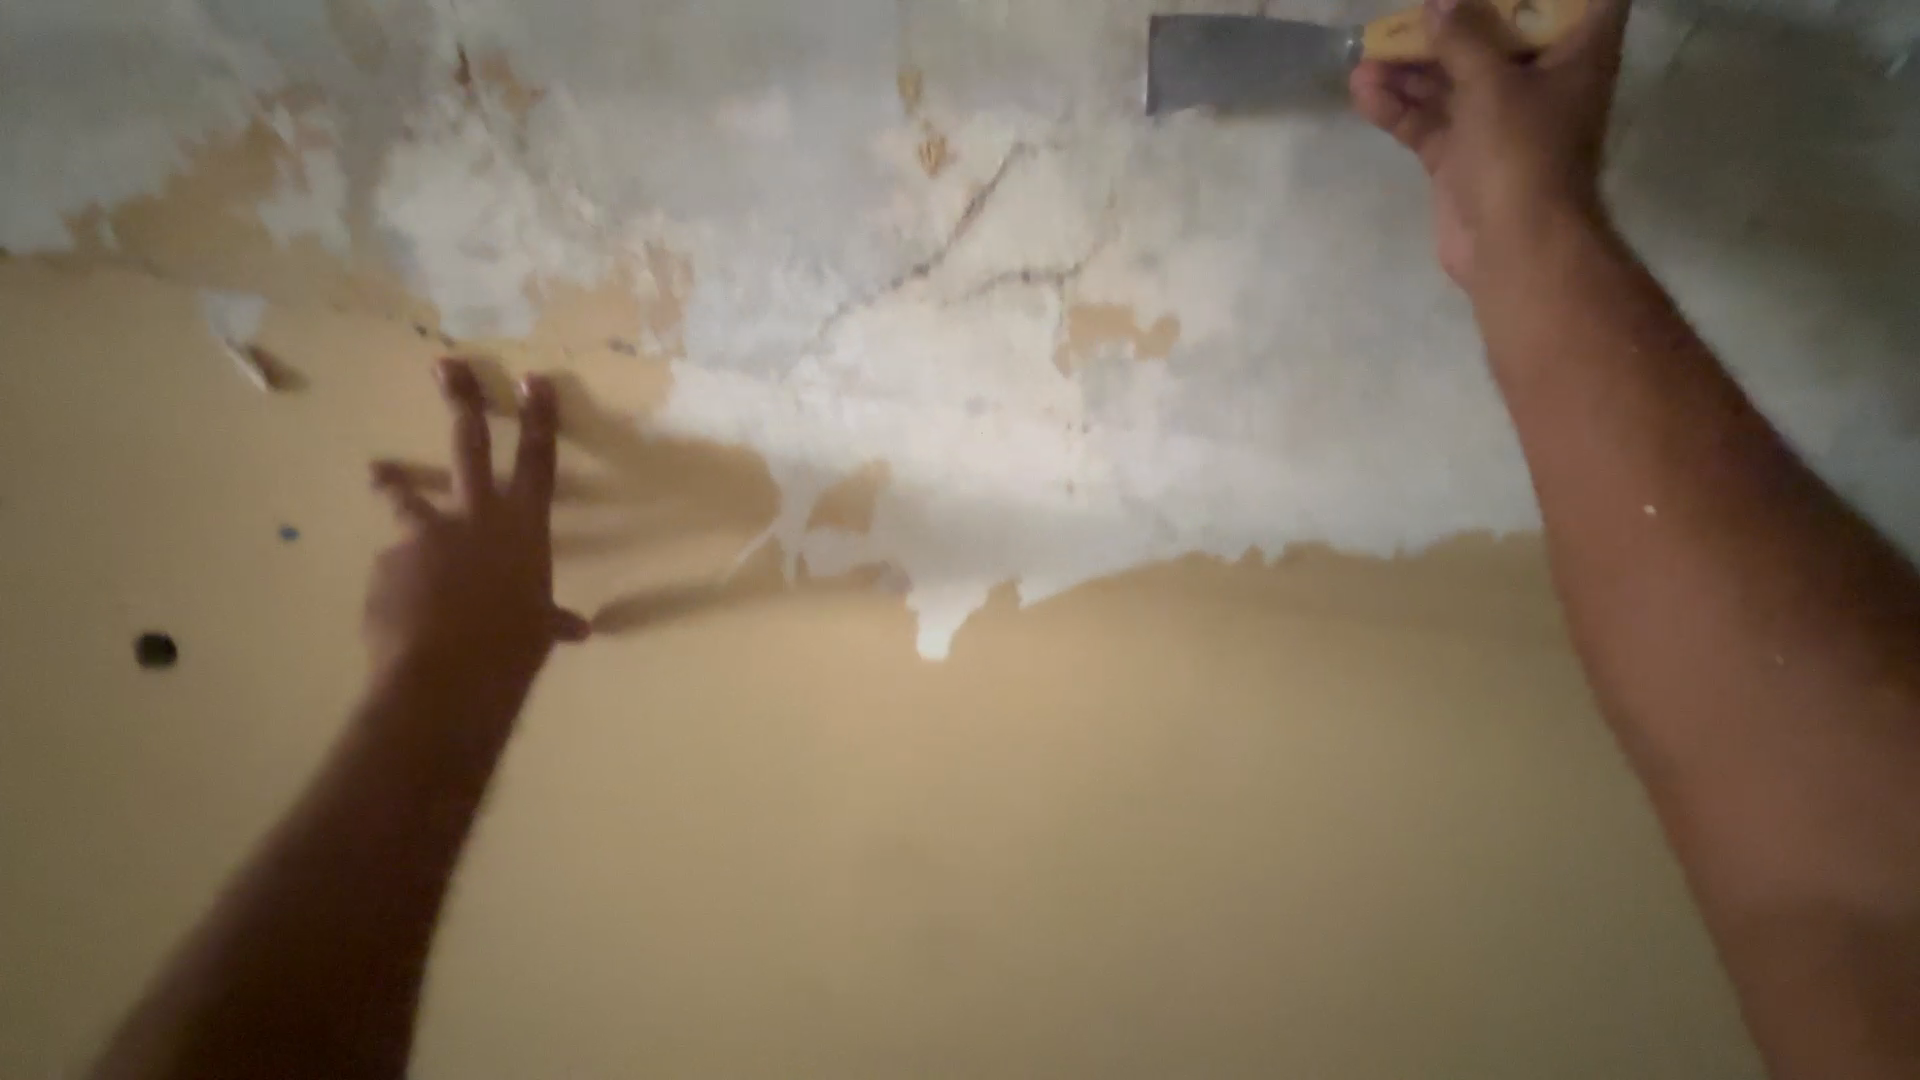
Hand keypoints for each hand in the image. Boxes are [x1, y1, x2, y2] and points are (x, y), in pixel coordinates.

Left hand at [365, 359, 590, 686]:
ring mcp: (426, 534)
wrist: (449, 670)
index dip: (538, 419)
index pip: (538, 461)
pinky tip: (406, 608)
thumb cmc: (515, 643)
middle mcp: (476, 517)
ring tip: (377, 469)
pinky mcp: (386, 561)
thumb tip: (578, 631)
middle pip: (469, 445)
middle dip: (462, 402)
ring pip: (408, 496)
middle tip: (446, 366)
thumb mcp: (539, 628)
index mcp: (524, 527)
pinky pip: (397, 565)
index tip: (532, 380)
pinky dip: (403, 579)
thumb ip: (552, 621)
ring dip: (395, 481)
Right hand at [1350, 0, 1630, 287]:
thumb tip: (1437, 2)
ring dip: (1409, 72)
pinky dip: (1398, 109)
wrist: (1512, 243)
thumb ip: (1462, 39)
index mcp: (1575, 50)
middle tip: (1401, 18)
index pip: (1564, 0)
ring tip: (1365, 59)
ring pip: (1449, 83)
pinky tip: (1364, 93)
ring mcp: (1495, 121)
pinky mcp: (1459, 157)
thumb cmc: (1523, 152)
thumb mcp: (1493, 83)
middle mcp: (1538, 79)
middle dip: (1444, 28)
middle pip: (1491, 37)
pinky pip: (1427, 123)